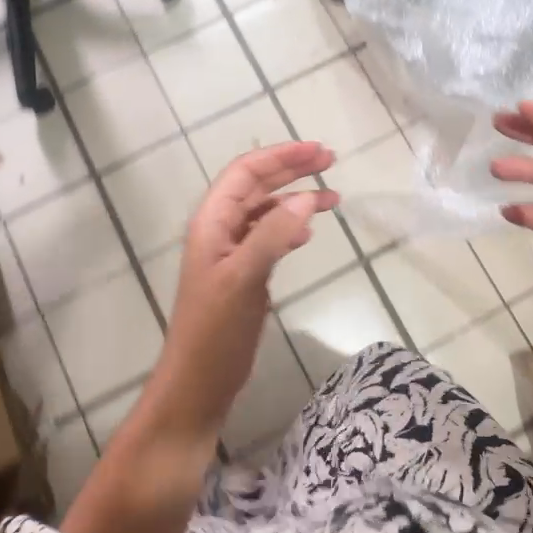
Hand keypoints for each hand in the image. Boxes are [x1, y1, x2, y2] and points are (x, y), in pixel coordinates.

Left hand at [147, 143, 339, 436]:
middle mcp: (219, 230)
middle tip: (331, 161)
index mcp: (211, 222)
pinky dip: (290, 228)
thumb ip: (272, 235)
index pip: (245, 172)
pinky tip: (310, 232)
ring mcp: (231, 252)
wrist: (198, 381)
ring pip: (266, 211)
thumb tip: (307, 198)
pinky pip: (268, 237)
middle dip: (292, 169)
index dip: (280, 156)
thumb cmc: (215, 330)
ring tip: (334, 196)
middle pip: (257, 186)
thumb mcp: (244, 278)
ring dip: (296, 198)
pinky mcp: (243, 274)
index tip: (318, 151)